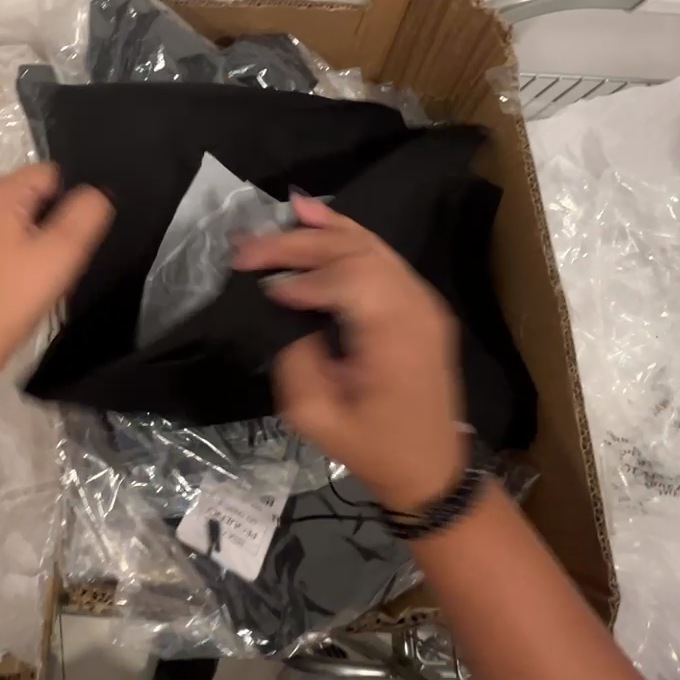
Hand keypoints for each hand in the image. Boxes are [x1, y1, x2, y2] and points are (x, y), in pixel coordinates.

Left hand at [0, 163, 111, 387]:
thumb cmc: (9, 300)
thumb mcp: (60, 255)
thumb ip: (86, 215)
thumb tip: (97, 192)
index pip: (48, 173)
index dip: (70, 200)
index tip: (74, 238)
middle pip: (27, 195)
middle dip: (49, 221)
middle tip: (58, 261)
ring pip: (9, 221)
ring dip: (29, 242)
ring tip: (37, 278)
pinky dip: (6, 258)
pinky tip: (12, 289)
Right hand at [233, 195, 464, 511]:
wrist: (431, 466)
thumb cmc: (374, 447)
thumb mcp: (319, 419)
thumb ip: (297, 359)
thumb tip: (288, 315)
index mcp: (395, 338)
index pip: (349, 282)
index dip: (303, 279)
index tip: (264, 288)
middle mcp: (413, 307)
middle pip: (354, 254)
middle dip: (297, 245)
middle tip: (248, 248)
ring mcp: (420, 299)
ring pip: (367, 244)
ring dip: (318, 229)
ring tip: (280, 213)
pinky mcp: (415, 299)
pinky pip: (379, 253)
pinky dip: (344, 231)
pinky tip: (314, 214)